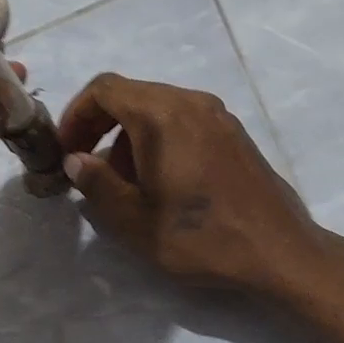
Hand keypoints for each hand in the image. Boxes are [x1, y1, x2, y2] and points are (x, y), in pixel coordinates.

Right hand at [56, 72, 328, 294]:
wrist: (278, 253)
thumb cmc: (199, 237)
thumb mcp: (133, 220)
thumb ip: (97, 183)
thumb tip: (75, 160)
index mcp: (161, 116)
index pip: (104, 89)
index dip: (75, 115)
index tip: (65, 150)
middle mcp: (190, 103)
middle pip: (130, 94)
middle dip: (99, 126)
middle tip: (85, 166)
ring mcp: (217, 115)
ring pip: (156, 107)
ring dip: (128, 135)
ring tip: (122, 182)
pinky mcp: (233, 133)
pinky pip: (182, 120)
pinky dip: (157, 138)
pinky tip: (159, 181)